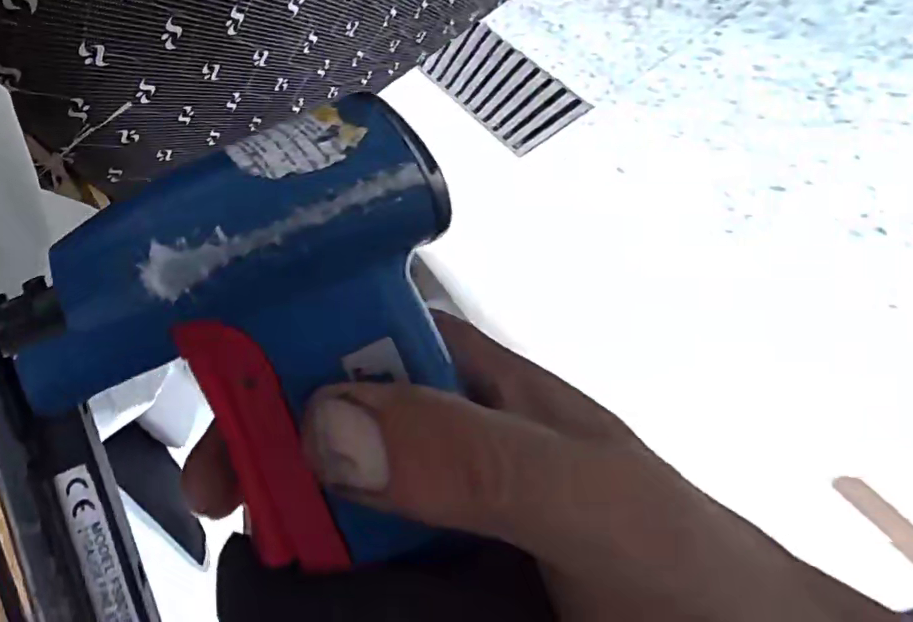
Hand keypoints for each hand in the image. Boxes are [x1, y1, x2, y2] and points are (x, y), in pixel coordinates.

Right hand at [182, 312, 901, 621]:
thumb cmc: (700, 580)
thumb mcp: (595, 500)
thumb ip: (474, 456)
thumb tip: (324, 425)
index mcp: (442, 370)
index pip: (333, 326)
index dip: (268, 346)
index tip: (220, 400)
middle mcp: (415, 426)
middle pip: (306, 413)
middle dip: (252, 442)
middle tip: (213, 500)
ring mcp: (411, 507)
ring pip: (315, 491)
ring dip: (270, 510)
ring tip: (238, 551)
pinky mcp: (412, 580)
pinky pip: (341, 566)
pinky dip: (303, 572)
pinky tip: (280, 585)